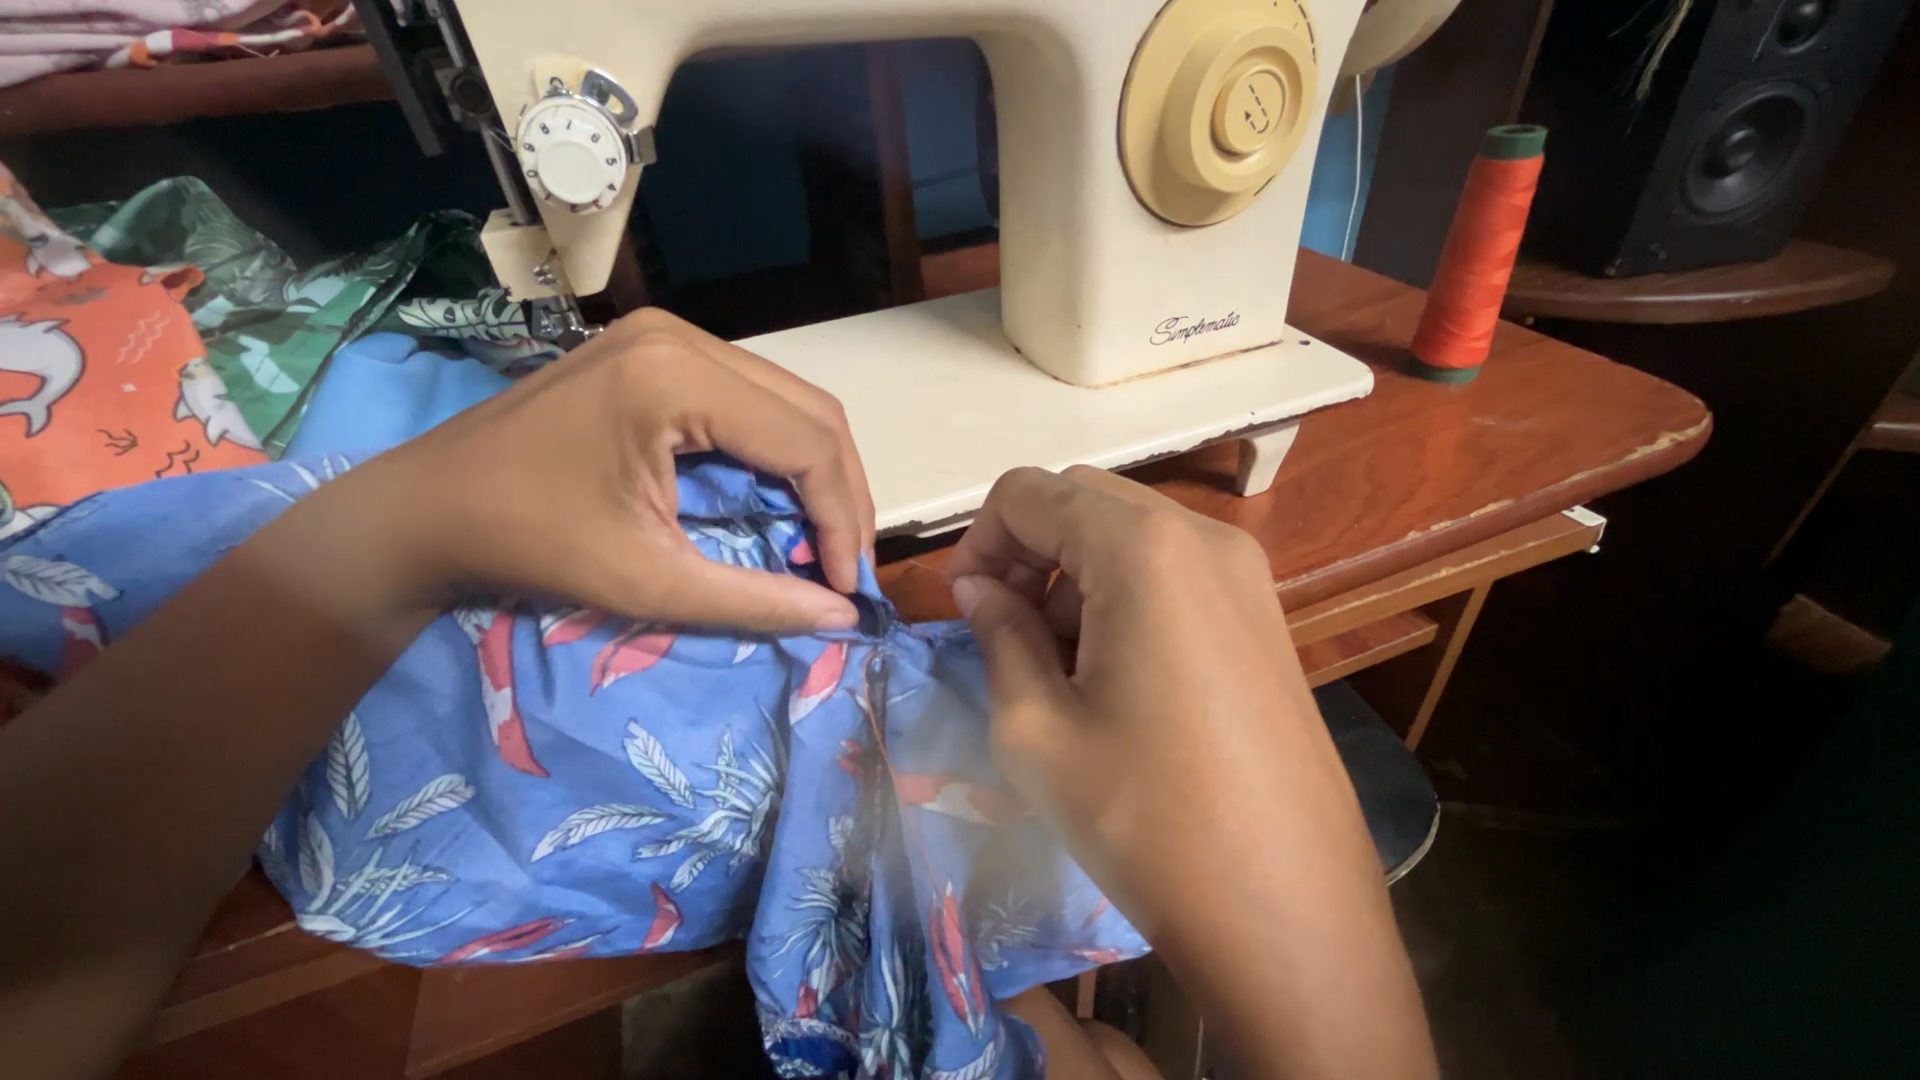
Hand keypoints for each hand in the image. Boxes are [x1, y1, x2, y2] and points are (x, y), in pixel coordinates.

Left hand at [285, 308, 874, 633]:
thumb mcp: (646, 582)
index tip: (847, 585)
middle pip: (812, 412)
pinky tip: (783, 500)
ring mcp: (671, 337)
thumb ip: (754, 600)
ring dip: (820, 472)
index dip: (841, 518)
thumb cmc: (528, 543)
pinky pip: (755, 399)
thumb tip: (843, 618)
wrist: (425, 504)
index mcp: (676, 380)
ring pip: (792, 402)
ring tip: (825, 538)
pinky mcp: (661, 352)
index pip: (806, 443)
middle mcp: (684, 338)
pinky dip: (782, 454)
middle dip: (842, 494)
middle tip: (847, 563)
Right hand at [946, 467, 1433, 1078]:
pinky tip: (1113, 670)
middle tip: (1004, 629)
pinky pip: (1171, 568)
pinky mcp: (1263, 612)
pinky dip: (1121, 591)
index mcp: (1142, 548)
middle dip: (1026, 550)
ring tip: (1058, 661)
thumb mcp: (1036, 726)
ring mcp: (1245, 572)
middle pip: (1081, 500)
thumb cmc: (1143, 817)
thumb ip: (997, 633)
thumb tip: (978, 588)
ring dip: (1072, 573)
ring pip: (1127, 531)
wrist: (1285, 907)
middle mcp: (1202, 536)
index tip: (965, 608)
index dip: (980, 541)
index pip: (1029, 492)